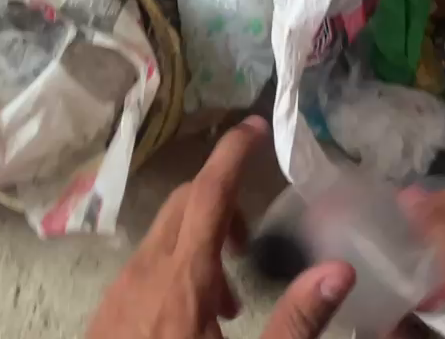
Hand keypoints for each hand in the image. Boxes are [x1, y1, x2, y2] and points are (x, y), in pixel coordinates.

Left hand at [86, 116, 356, 338]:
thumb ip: (295, 322)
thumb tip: (338, 270)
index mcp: (181, 280)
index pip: (209, 192)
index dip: (233, 153)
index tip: (257, 126)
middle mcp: (144, 273)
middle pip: (186, 202)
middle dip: (223, 199)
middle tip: (253, 237)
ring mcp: (118, 293)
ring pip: (165, 234)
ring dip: (202, 238)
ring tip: (230, 298)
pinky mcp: (105, 316)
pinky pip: (146, 264)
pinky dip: (177, 265)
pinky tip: (194, 320)